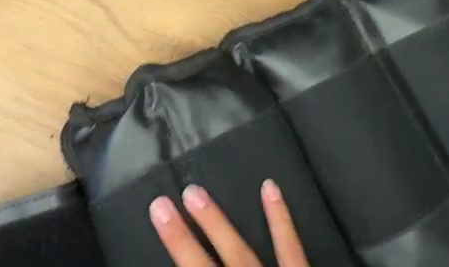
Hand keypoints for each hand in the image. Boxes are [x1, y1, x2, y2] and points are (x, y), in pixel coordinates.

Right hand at [148, 180, 308, 266]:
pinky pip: (292, 251)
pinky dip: (281, 220)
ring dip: (217, 224)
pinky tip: (270, 189)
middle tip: (165, 202)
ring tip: (195, 193)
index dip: (176, 248)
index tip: (156, 215)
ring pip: (242, 254)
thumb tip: (188, 265)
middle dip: (185, 238)